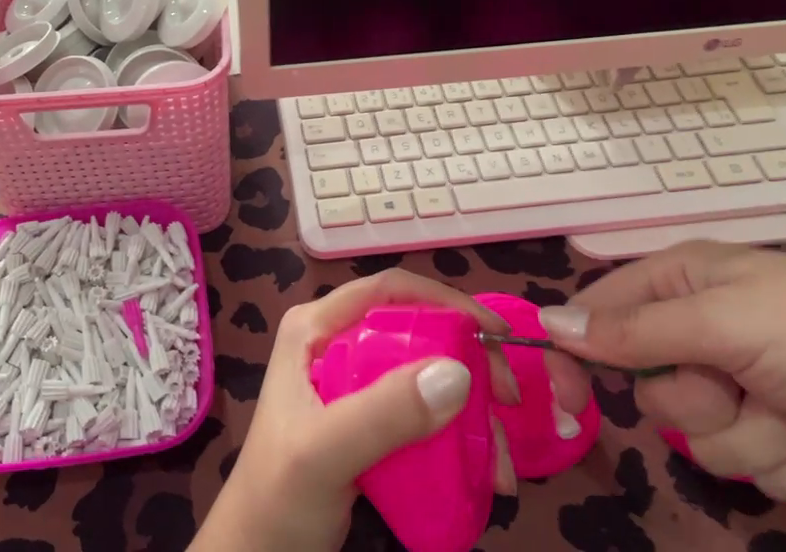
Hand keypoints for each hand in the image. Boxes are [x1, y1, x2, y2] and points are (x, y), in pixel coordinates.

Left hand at [192, 270, 530, 551]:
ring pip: (426, 373)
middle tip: (507, 402)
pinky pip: (423, 412)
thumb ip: (383, 412)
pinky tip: (486, 473)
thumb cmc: (278, 496)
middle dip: (468, 361)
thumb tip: (457, 371)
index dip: (446, 301)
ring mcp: (352, 382)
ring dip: (470, 411)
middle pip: (416, 329)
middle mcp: (335, 343)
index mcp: (315, 329)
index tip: (497, 334)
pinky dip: (458, 437)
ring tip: (504, 464)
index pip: (388, 290)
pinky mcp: (368, 420)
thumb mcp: (325, 452)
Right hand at [540, 241, 785, 523]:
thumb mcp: (725, 322)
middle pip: (654, 389)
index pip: (599, 314)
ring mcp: (758, 388)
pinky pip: (764, 472)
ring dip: (758, 439)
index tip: (567, 398)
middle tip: (743, 385)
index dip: (578, 353)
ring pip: (707, 439)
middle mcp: (712, 331)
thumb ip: (631, 331)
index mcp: (686, 282)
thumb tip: (545, 324)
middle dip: (700, 403)